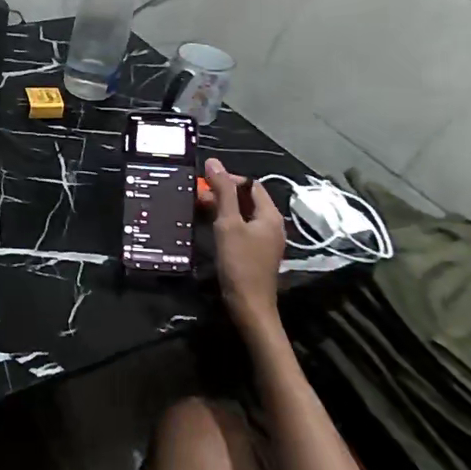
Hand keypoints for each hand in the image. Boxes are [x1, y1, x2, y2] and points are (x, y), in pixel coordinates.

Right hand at [205, 158, 284, 331]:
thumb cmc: (240, 263)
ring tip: (199, 209)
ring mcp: (265, 241)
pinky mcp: (255, 253)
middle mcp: (271, 225)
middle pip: (247, 199)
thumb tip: (214, 162)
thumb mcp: (228, 224)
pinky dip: (226, 224)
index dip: (230, 179)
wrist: (249, 307)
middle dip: (223, 194)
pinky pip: (241, 229)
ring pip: (242, 215)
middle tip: (199, 196)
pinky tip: (209, 228)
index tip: (207, 183)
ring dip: (222, 209)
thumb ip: (223, 192)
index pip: (252, 185)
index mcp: (270, 215)